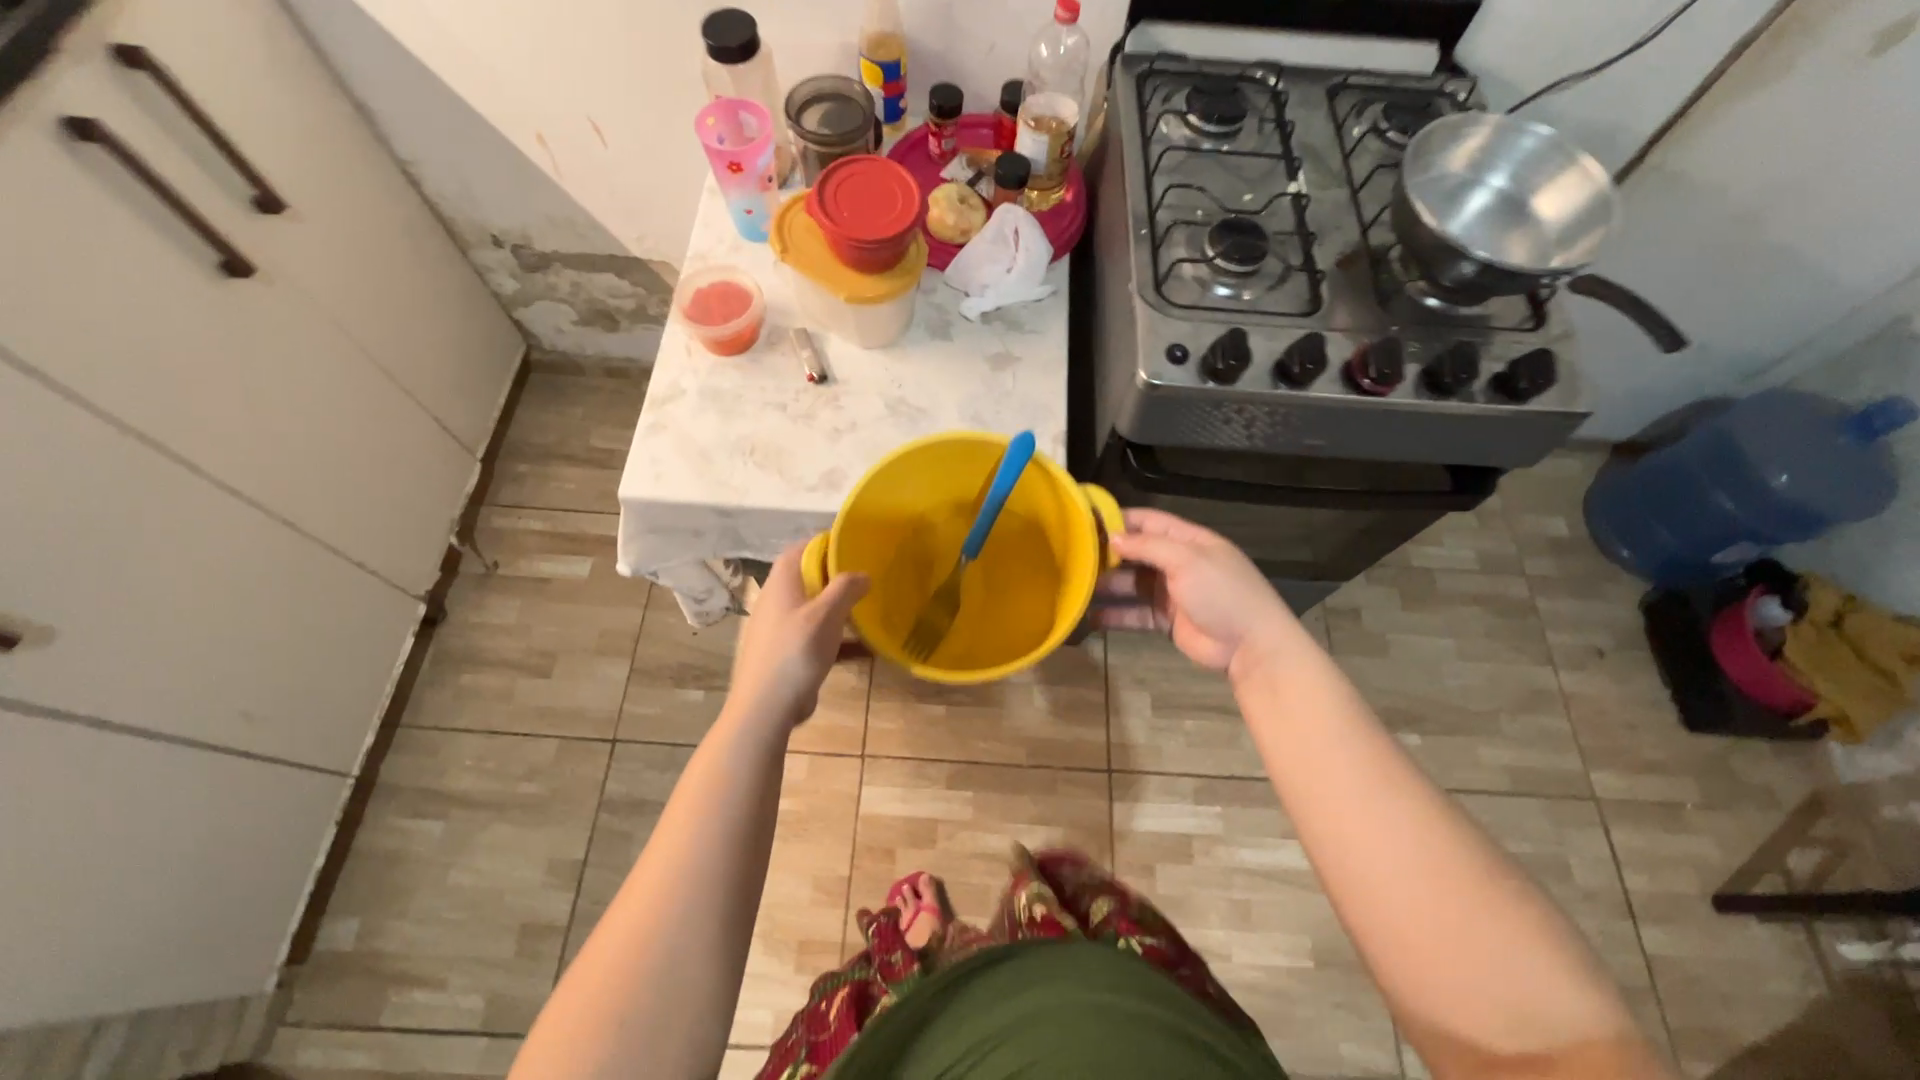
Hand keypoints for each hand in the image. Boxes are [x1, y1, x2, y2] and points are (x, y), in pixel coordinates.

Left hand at [725, 546, 869, 732]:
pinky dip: (840, 639)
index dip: (825, 543)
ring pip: (816, 609)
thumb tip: (863, 574)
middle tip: (870, 577)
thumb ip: (846, 588)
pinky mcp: (791, 653)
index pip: (801, 549)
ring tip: (871, 608)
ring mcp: (783, 628)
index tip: (855, 546)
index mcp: (782, 583)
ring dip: (841, 609)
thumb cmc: (795, 651)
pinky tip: (867, 648)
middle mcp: (779, 601)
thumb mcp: (825, 615)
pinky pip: (819, 638)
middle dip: (839, 577)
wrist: (767, 707)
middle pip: (810, 578)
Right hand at [1094, 508, 1298, 677]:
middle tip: (1073, 557)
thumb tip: (1112, 536)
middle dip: (1107, 555)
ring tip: (1076, 587)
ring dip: (1107, 586)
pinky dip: (1115, 615)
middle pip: (1136, 553)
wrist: (1250, 644)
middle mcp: (1178, 562)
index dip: (1119, 519)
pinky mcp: (1167, 620)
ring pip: (1132, 585)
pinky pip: (1135, 614)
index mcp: (1188, 540)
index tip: (1086, 521)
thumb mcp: (1187, 560)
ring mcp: (1172, 592)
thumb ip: (1149, 546)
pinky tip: (1090, 618)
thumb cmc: (1221, 592)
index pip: (1148, 521)